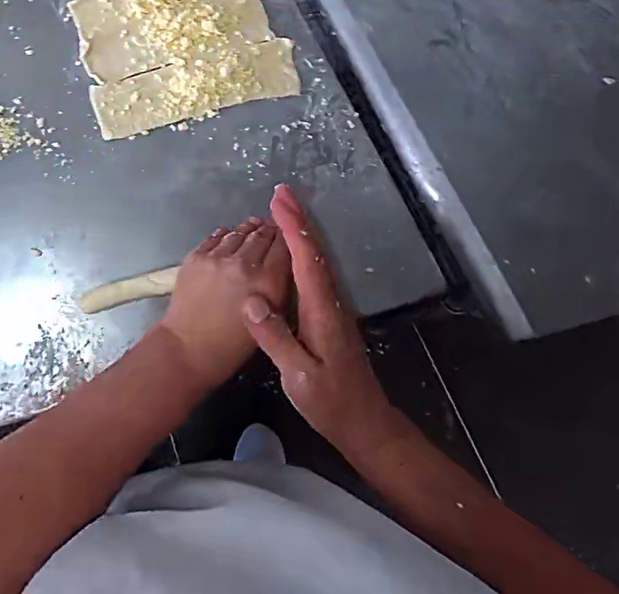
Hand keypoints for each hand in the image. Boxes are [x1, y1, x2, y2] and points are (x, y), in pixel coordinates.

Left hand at [157, 217, 291, 387]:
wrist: (190, 346)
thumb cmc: (235, 344)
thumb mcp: (270, 317)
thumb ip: (279, 286)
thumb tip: (282, 260)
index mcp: (267, 283)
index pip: (285, 247)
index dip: (288, 237)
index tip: (290, 234)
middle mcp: (243, 264)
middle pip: (262, 236)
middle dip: (269, 231)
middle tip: (273, 228)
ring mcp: (217, 257)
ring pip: (239, 233)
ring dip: (248, 230)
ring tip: (254, 228)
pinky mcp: (196, 255)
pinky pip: (216, 236)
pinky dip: (227, 235)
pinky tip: (230, 236)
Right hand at [243, 185, 399, 451]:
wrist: (367, 427)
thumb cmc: (333, 404)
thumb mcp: (299, 377)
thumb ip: (275, 338)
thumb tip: (251, 299)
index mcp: (322, 312)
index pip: (306, 260)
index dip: (292, 227)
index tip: (278, 200)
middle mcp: (330, 303)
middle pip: (314, 252)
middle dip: (297, 219)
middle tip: (281, 192)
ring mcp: (331, 309)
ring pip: (316, 260)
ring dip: (299, 232)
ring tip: (282, 210)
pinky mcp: (328, 317)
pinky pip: (312, 272)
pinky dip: (301, 251)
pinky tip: (290, 250)